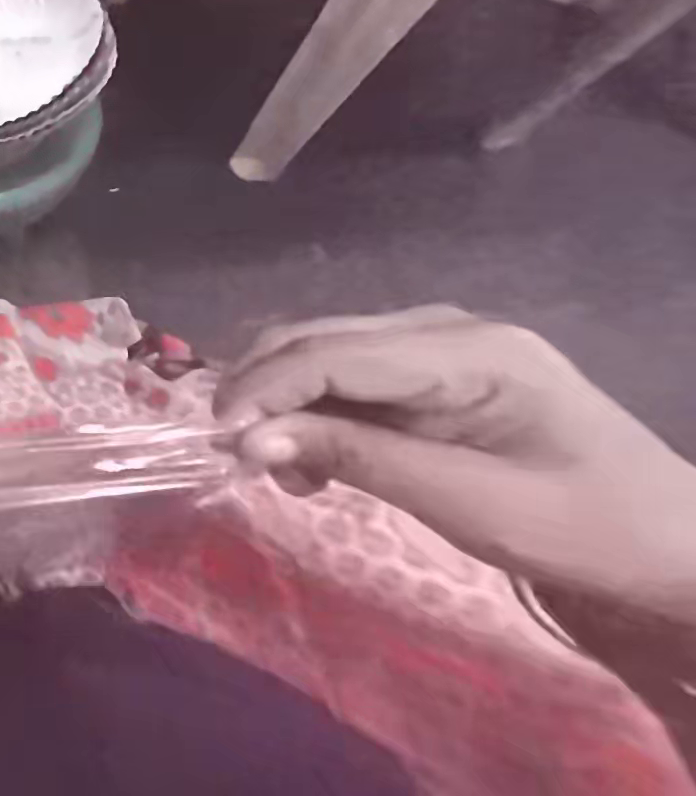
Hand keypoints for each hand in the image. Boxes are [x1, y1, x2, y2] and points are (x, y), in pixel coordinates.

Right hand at [214, 306, 695, 622]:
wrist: (673, 546)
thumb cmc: (589, 529)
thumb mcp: (472, 504)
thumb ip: (353, 459)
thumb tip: (246, 440)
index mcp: (471, 351)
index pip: (330, 354)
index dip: (262, 389)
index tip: (223, 437)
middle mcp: (437, 328)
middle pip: (307, 341)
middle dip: (258, 394)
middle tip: (240, 454)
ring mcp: (423, 341)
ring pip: (305, 352)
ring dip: (273, 403)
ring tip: (280, 464)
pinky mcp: (411, 365)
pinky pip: (326, 372)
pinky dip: (298, 409)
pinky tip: (307, 450)